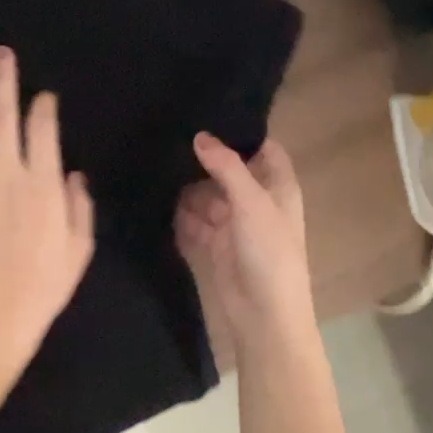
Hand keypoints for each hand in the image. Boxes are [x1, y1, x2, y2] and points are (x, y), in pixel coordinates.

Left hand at [0, 48, 94, 369]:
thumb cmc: (46, 286)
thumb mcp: (80, 248)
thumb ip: (79, 206)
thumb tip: (73, 174)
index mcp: (44, 185)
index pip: (44, 130)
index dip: (43, 107)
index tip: (43, 95)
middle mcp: (8, 175)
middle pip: (5, 118)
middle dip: (3, 81)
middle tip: (0, 52)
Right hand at [176, 133, 315, 351]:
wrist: (263, 313)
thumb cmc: (269, 252)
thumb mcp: (251, 202)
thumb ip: (226, 167)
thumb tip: (200, 137)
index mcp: (277, 188)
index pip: (263, 150)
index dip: (240, 135)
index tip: (208, 119)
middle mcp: (255, 204)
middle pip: (228, 175)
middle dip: (203, 163)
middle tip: (168, 142)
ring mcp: (233, 228)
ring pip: (206, 201)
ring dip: (186, 192)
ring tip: (154, 170)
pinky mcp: (214, 250)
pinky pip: (193, 227)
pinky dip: (178, 219)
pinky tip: (155, 204)